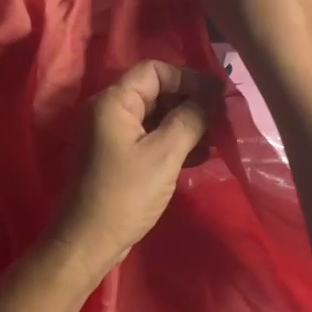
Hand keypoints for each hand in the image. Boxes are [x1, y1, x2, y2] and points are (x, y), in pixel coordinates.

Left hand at [48, 61, 218, 272]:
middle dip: (189, 100)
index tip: (218, 93)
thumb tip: (211, 96)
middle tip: (222, 116)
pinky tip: (200, 155)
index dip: (187, 77)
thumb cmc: (125, 194)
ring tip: (216, 137)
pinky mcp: (116, 157)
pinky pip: (149, 137)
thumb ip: (190, 119)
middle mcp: (107, 111)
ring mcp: (110, 135)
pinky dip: (173, 141)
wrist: (88, 240)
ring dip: (185, 123)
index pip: (154, 70)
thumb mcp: (164, 154)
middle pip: (155, 91)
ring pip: (154, 116)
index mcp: (113, 102)